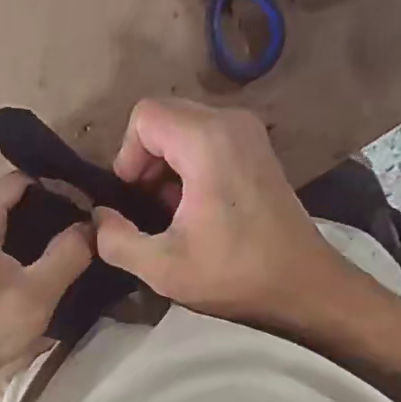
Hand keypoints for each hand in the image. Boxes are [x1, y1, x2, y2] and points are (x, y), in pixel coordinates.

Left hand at [0, 173, 92, 395]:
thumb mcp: (38, 293)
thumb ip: (69, 253)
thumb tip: (90, 225)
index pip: (20, 182)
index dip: (55, 192)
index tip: (81, 213)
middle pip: (4, 201)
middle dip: (39, 215)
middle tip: (71, 239)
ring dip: (20, 234)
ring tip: (51, 256)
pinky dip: (0, 248)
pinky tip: (19, 271)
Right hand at [95, 98, 380, 332]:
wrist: (301, 285)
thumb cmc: (232, 275)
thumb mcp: (161, 267)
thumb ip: (115, 239)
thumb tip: (98, 218)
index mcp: (208, 142)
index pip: (145, 116)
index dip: (127, 156)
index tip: (132, 199)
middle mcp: (231, 123)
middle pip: (164, 117)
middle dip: (143, 160)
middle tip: (146, 209)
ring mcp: (249, 133)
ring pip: (183, 128)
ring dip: (164, 166)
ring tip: (168, 214)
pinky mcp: (256, 150)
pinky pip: (205, 139)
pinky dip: (187, 167)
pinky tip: (191, 210)